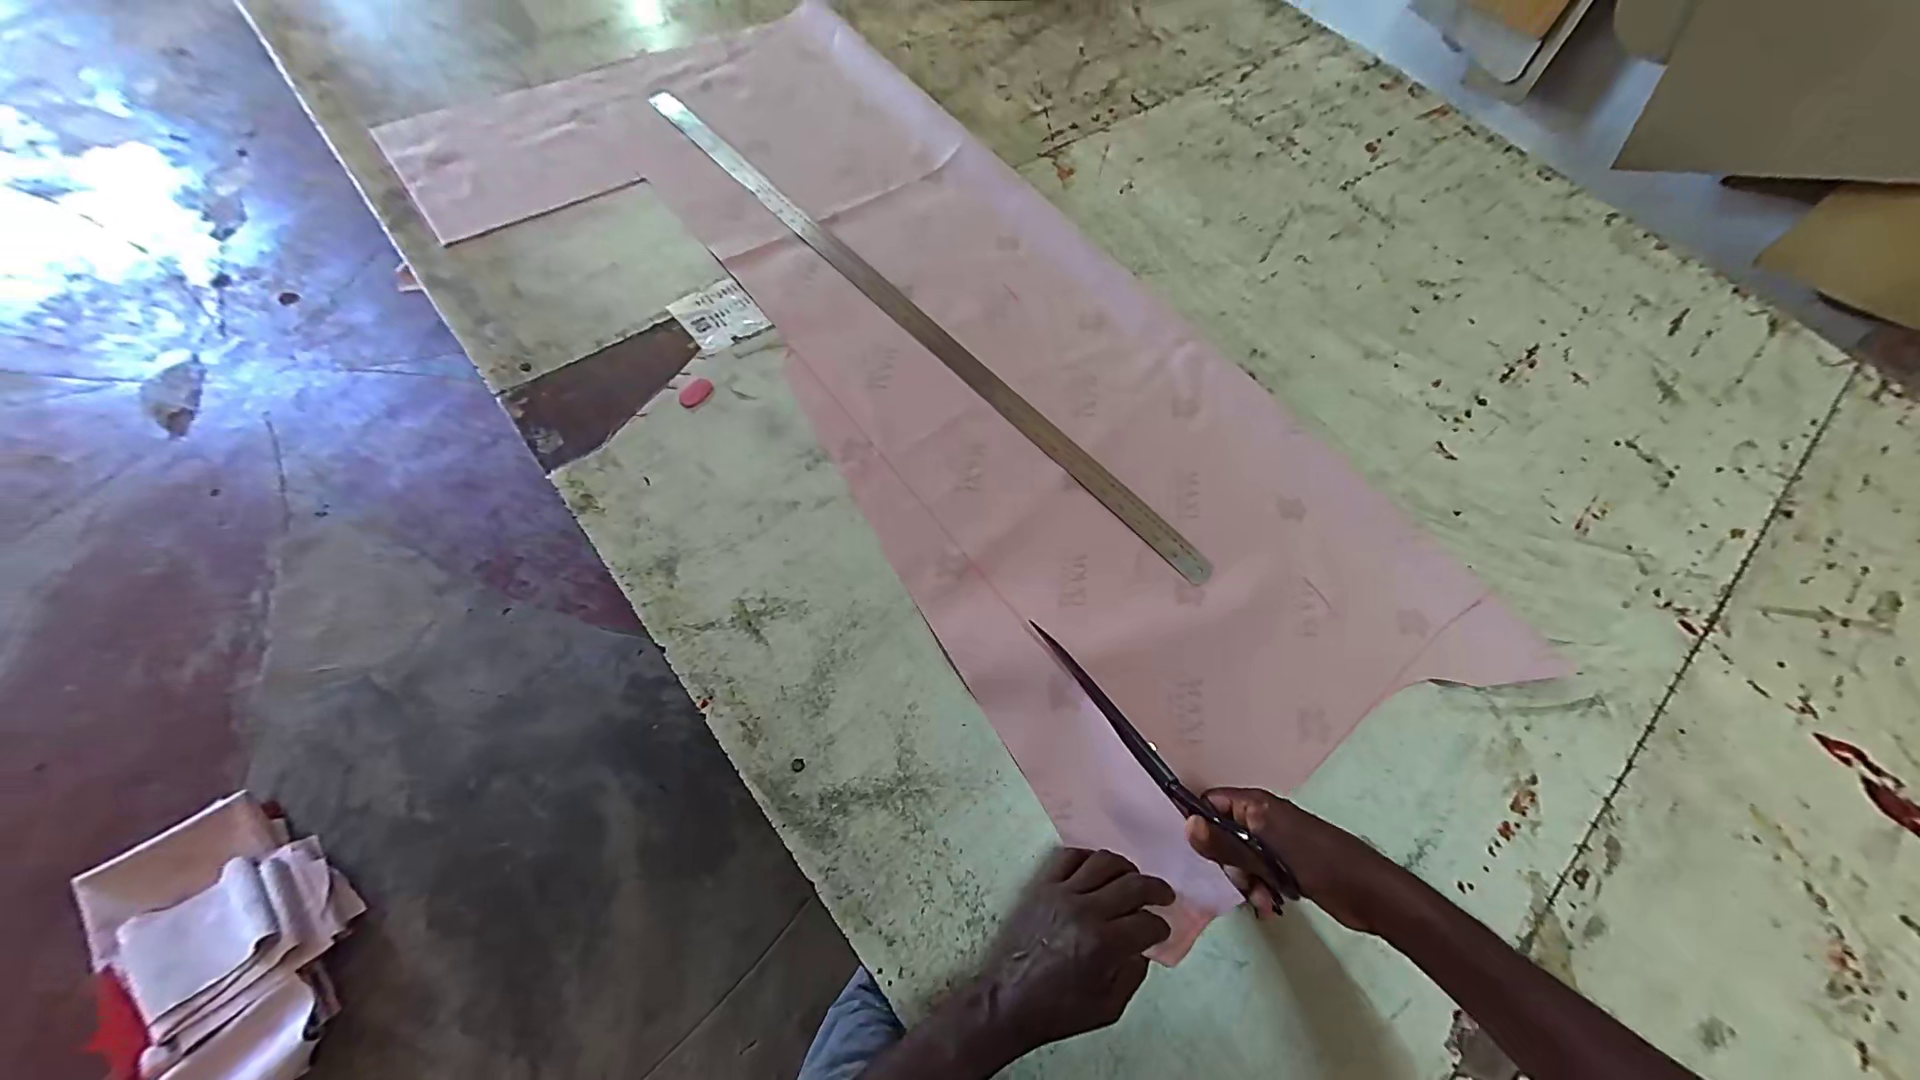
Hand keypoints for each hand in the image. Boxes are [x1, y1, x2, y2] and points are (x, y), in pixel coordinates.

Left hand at [970, 848, 1173, 1058]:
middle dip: (1156, 889)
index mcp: (1104, 944)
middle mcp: (1085, 911)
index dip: (1160, 927)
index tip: (1160, 929)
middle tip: (1163, 895)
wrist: (1010, 997)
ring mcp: (1062, 892)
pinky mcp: (1042, 884)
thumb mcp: (1108, 1007)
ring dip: (1126, 867)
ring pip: (1103, 861)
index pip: (1146, 923)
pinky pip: (1069, 856)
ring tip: (1133, 877)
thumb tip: (1143, 947)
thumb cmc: (1058, 1009)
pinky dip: (1088, 857)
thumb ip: (1133, 974)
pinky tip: (1097, 868)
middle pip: (1132, 884)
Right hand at [1184, 788, 1405, 933]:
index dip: (1200, 823)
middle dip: (1227, 861)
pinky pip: (1257, 870)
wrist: (1373, 895)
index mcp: (1256, 804)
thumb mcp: (1266, 857)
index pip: (1211, 802)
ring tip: (1261, 897)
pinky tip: (1270, 902)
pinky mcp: (1286, 863)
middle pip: (1222, 832)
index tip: (1199, 850)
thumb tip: (1188, 826)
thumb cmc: (1321, 866)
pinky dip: (1259, 885)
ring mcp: (1275, 841)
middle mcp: (1262, 817)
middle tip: (1241, 880)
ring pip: (1239, 856)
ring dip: (1244, 879)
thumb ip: (1225, 844)